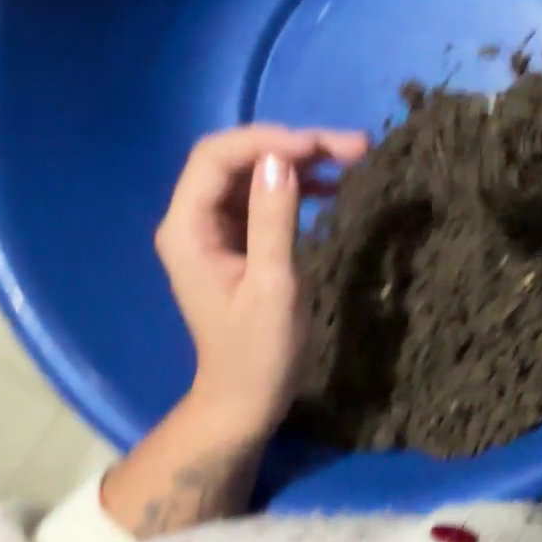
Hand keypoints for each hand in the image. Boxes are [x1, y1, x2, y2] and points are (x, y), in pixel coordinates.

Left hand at [155, 124, 366, 438]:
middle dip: (291, 145)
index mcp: (189, 228)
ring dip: (299, 162)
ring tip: (351, 159)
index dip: (270, 142)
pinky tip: (331, 188)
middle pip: (236, 159)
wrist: (246, 400)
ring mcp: (215, 232)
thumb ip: (274, 220)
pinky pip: (262, 200)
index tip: (325, 148)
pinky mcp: (237, 245)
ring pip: (252, 175)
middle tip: (353, 147)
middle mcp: (194, 221)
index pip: (218, 158)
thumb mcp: (273, 285)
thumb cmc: (259, 351)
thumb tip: (283, 160)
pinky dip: (296, 188)